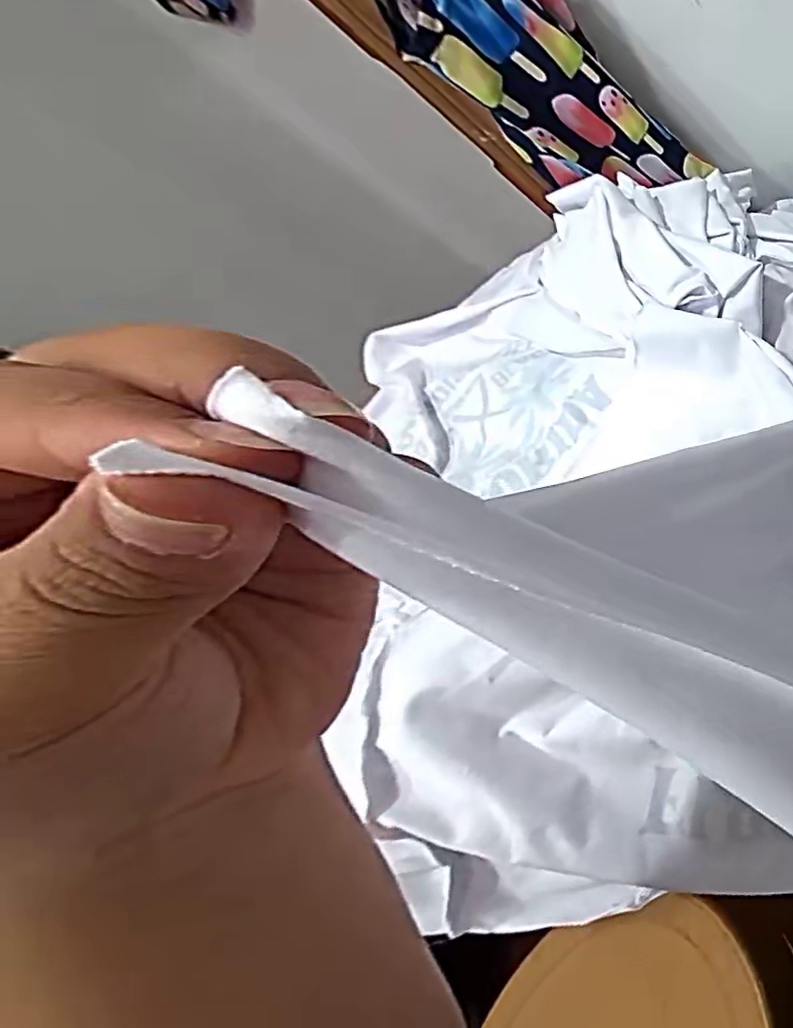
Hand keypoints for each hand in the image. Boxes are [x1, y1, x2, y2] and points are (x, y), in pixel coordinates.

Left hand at [0, 326, 377, 876]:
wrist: (176, 784)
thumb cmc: (62, 754)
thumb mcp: (37, 686)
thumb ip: (100, 586)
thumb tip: (191, 488)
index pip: (37, 408)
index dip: (136, 420)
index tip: (242, 463)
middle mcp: (91, 461)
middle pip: (158, 374)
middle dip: (244, 397)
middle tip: (306, 438)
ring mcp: (220, 479)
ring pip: (271, 407)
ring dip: (326, 427)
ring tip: (357, 460)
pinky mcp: (311, 506)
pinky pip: (356, 465)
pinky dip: (385, 469)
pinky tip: (390, 484)